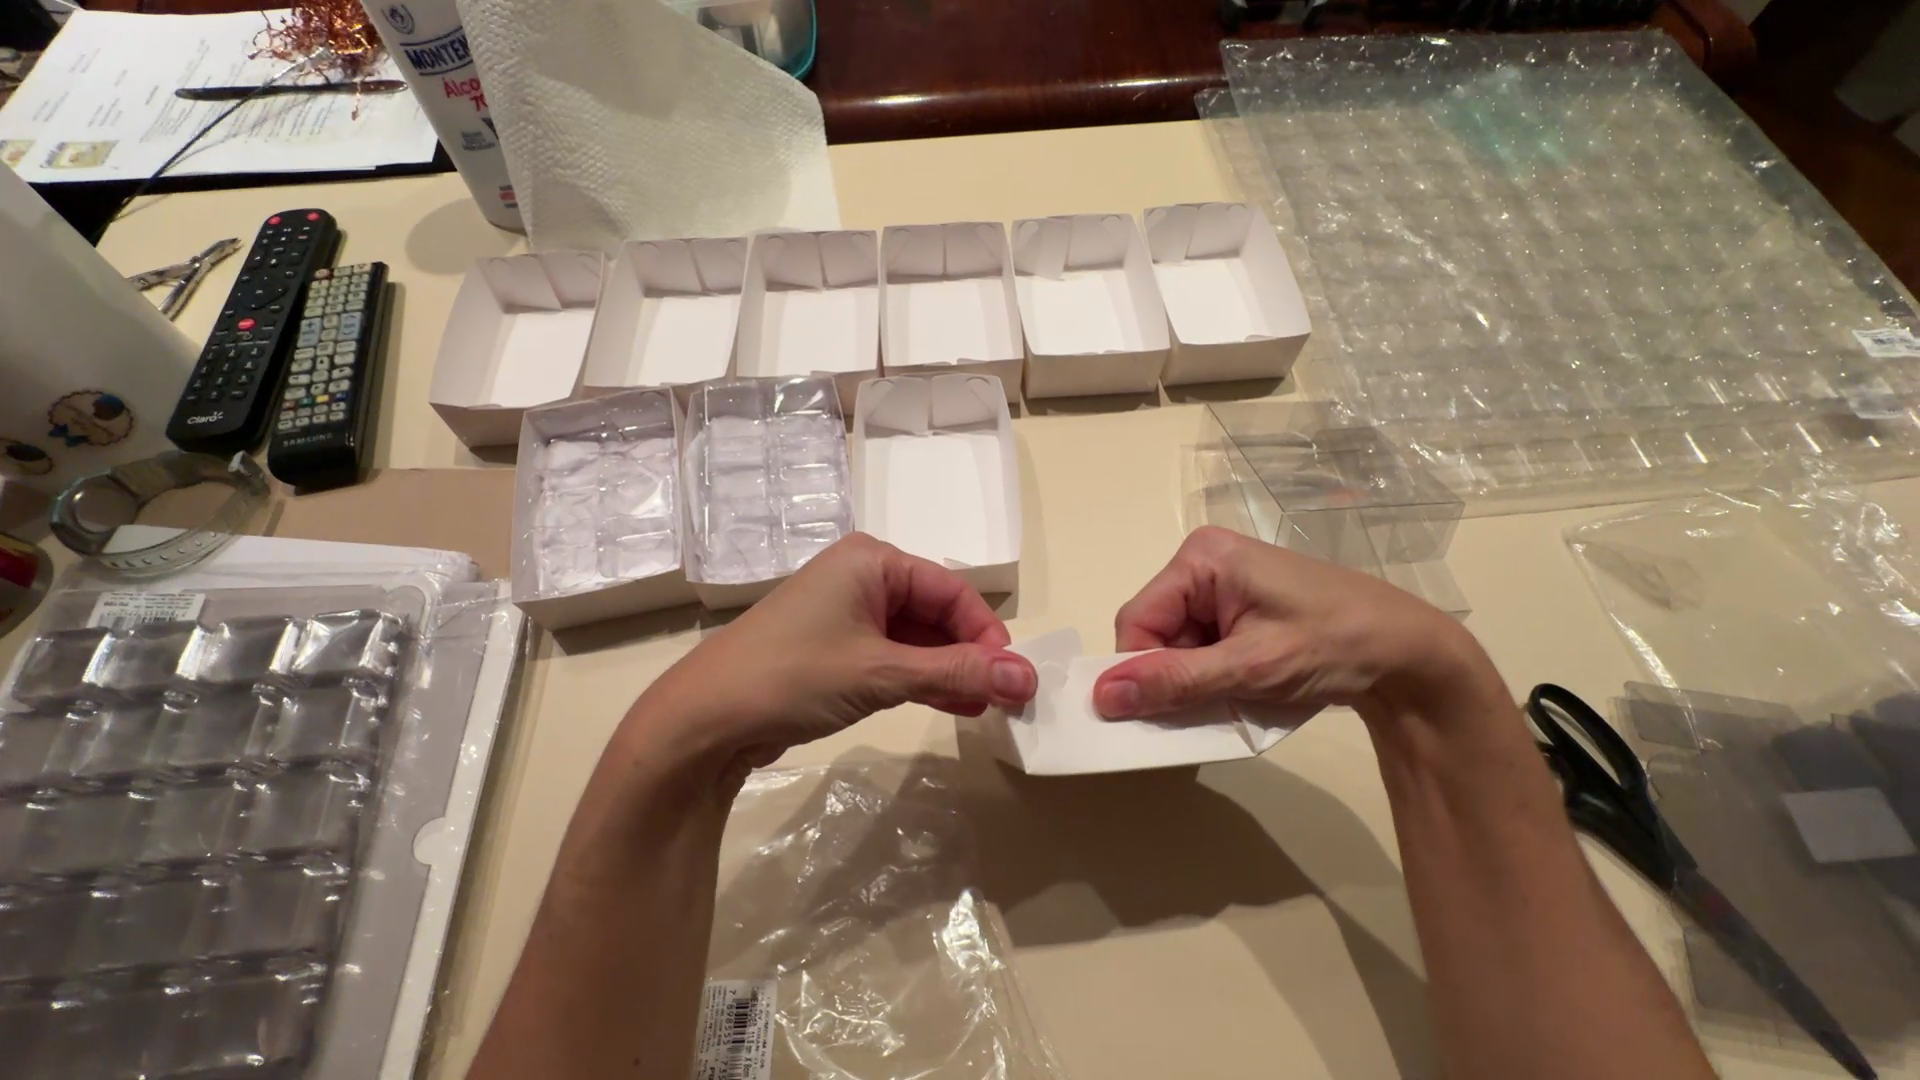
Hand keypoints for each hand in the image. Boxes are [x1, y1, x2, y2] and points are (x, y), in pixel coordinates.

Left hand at [639, 533, 1037, 773]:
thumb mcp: (881, 673)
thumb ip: (956, 672)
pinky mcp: (835, 650)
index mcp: (871, 561)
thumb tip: (1028, 677)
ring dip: (949, 671)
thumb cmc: (794, 676)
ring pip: (916, 639)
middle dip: (970, 654)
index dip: (987, 633)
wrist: (704, 720)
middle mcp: (861, 578)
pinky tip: (952, 704)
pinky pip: (892, 658)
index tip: (1014, 676)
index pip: (951, 590)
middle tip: (1005, 697)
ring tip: (986, 706)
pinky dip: (921, 680)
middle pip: (935, 613)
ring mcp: (846, 615)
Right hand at [1092, 527, 1504, 723]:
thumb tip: (1102, 696)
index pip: (1136, 620)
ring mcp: (1224, 585)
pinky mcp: (1240, 606)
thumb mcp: (1250, 667)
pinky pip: (1202, 646)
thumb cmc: (1335, 647)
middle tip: (1210, 707)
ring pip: (1177, 645)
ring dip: (1196, 681)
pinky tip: (1243, 689)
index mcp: (1201, 558)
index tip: (1164, 711)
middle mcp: (1204, 563)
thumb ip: (1174, 681)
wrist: (1412, 655)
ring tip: (1235, 698)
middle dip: (1174, 676)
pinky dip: (1214, 676)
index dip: (1139, 669)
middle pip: (1155, 632)